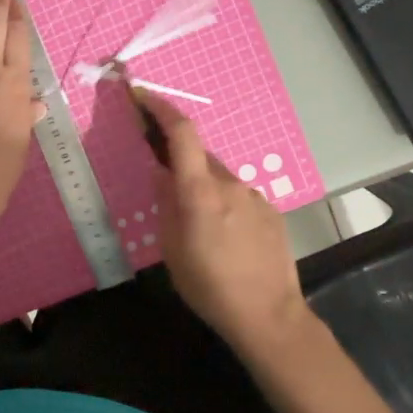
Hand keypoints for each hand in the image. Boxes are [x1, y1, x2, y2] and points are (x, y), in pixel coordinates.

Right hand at [141, 93, 308, 348]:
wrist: (268, 316)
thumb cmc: (209, 286)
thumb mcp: (171, 248)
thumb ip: (165, 205)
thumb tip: (161, 175)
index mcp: (199, 192)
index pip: (182, 134)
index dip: (160, 108)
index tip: (141, 96)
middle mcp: (230, 185)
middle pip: (198, 157)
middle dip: (177, 161)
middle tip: (159, 179)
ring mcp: (255, 197)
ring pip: (218, 179)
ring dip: (201, 187)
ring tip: (192, 223)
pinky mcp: (271, 213)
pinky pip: (237, 197)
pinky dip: (222, 204)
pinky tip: (220, 236)